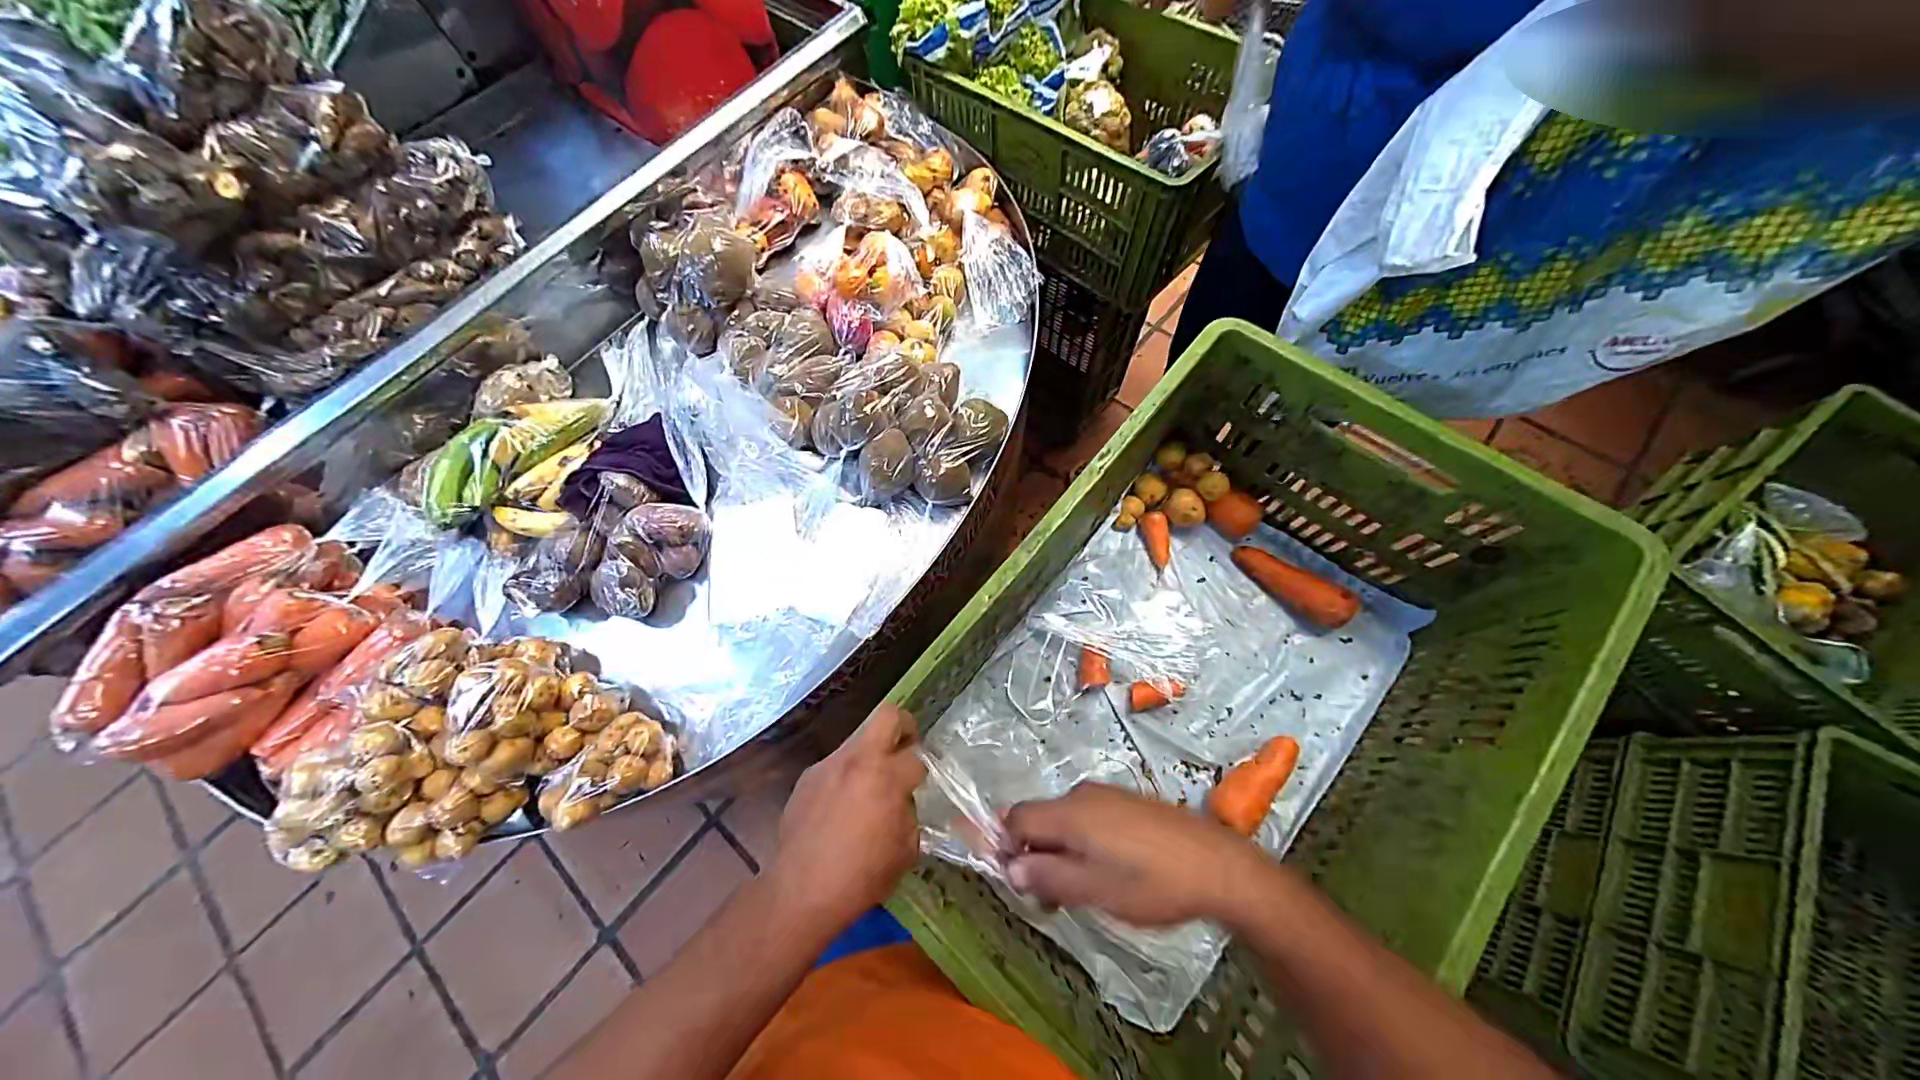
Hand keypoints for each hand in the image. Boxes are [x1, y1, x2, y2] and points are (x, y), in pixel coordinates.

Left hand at [767, 704, 925, 928]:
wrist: (801, 891)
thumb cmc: (861, 876)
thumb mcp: (905, 850)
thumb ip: (910, 814)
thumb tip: (906, 802)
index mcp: (885, 776)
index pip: (917, 755)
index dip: (925, 771)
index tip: (924, 784)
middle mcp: (856, 759)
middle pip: (888, 715)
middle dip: (905, 728)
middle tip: (906, 753)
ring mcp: (828, 765)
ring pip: (859, 740)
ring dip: (872, 756)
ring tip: (870, 790)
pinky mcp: (807, 777)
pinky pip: (836, 765)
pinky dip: (847, 776)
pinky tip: (842, 808)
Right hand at [1002, 783, 1280, 927]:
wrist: (1220, 866)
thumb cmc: (1153, 883)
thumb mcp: (1095, 890)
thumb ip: (1047, 877)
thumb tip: (1010, 868)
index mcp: (1069, 811)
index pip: (1015, 818)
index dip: (1007, 848)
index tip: (1019, 883)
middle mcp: (1083, 794)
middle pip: (1039, 818)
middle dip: (1035, 855)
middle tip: (1052, 897)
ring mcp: (1108, 795)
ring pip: (1064, 820)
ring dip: (1060, 852)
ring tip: (1083, 890)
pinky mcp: (1129, 802)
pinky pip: (1089, 818)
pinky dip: (1084, 843)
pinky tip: (1109, 871)